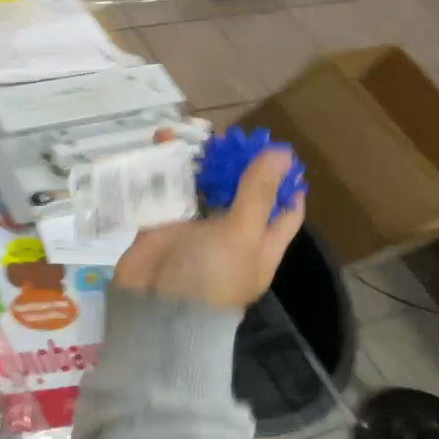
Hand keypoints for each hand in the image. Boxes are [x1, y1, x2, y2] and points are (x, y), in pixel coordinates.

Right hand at [113, 149, 305, 309]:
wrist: (154, 304)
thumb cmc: (210, 275)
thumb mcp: (241, 235)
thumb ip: (256, 192)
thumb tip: (283, 153)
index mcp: (260, 243)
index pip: (284, 210)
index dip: (284, 182)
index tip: (274, 152)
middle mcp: (229, 233)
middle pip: (237, 193)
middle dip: (232, 165)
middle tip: (224, 137)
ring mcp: (192, 228)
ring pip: (198, 188)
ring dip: (193, 163)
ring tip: (185, 134)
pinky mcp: (159, 223)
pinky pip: (162, 192)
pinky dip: (159, 172)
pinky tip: (155, 149)